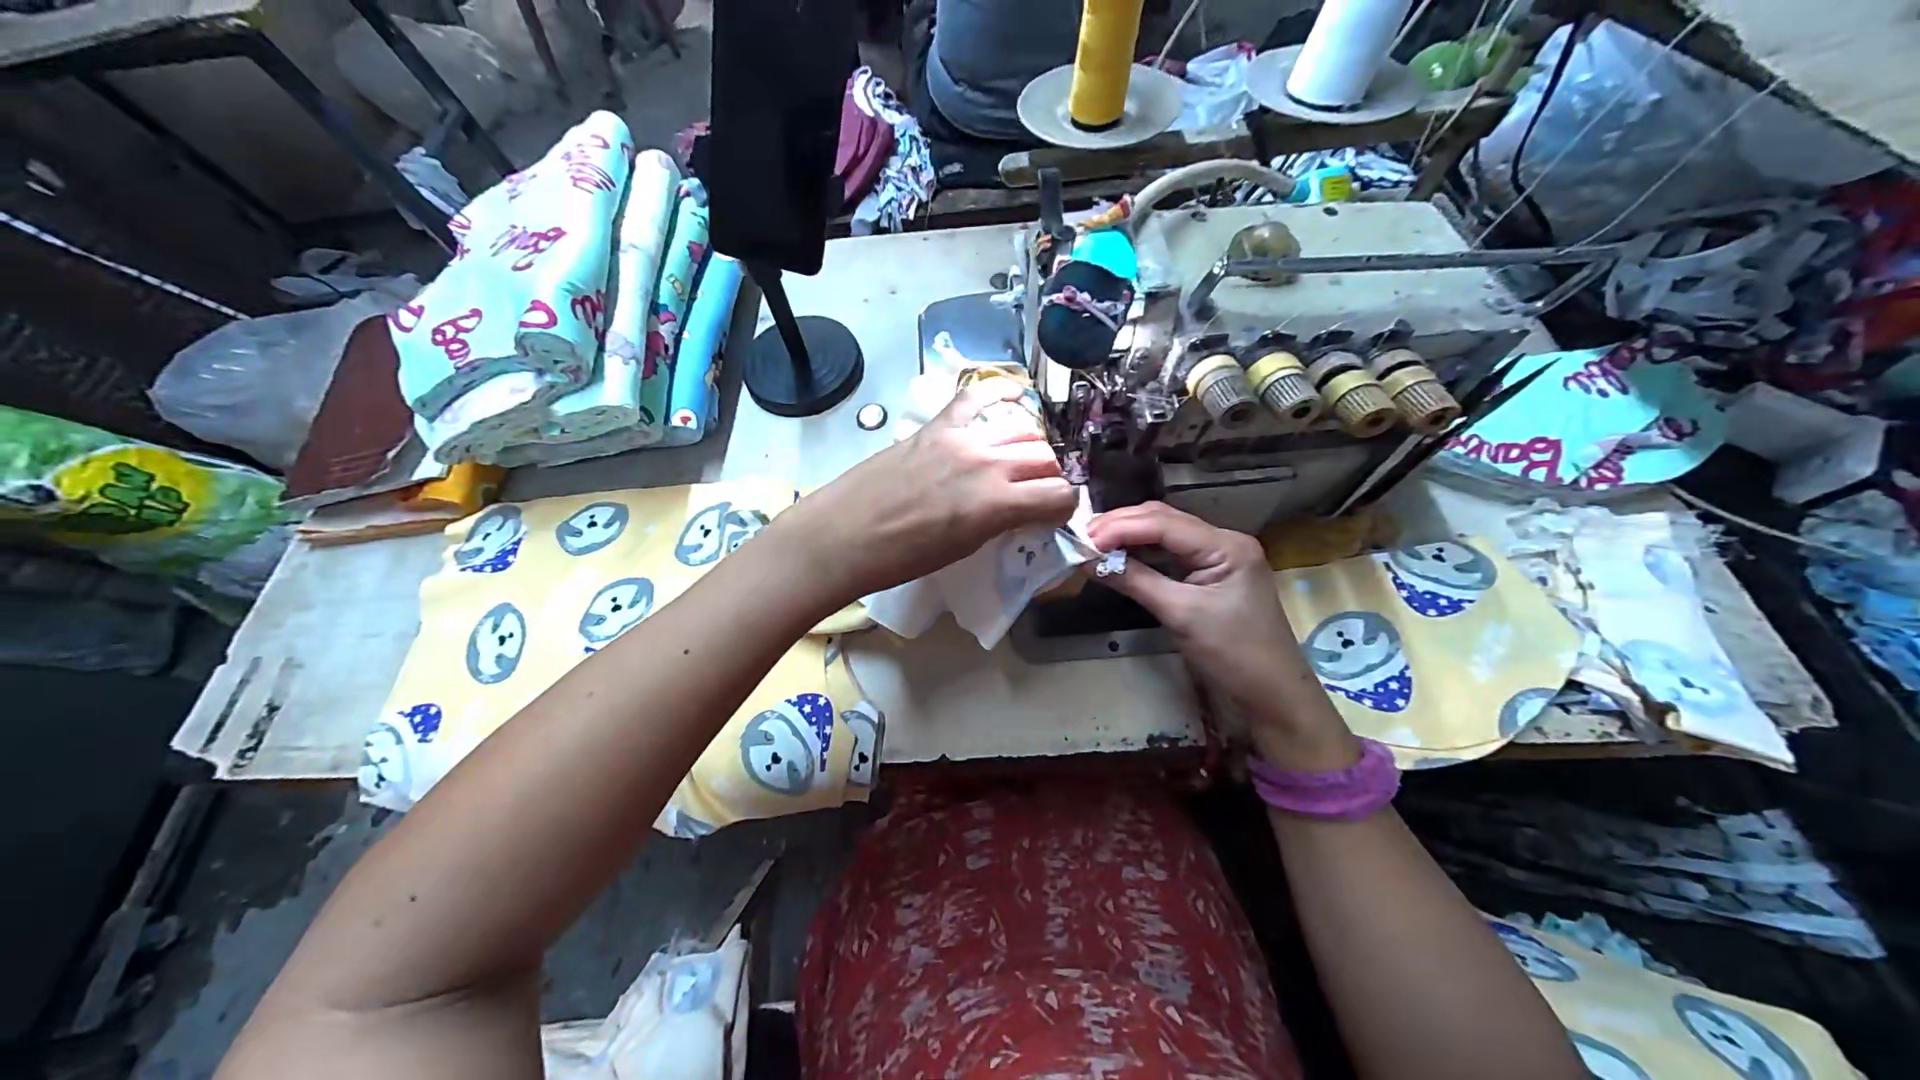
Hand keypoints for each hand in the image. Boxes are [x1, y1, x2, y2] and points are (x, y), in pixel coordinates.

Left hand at [776, 380, 1077, 602]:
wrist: (842, 537)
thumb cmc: (900, 559)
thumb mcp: (962, 549)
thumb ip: (997, 522)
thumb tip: (1016, 509)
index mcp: (996, 505)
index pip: (1059, 495)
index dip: (1065, 506)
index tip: (1054, 514)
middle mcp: (987, 464)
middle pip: (1044, 459)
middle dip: (1049, 477)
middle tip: (1035, 492)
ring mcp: (961, 440)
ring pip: (1020, 431)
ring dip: (1030, 447)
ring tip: (1020, 462)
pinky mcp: (935, 427)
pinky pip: (974, 398)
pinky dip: (998, 393)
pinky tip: (1013, 394)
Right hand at [1086, 502, 1356, 768]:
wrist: (1274, 696)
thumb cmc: (1234, 655)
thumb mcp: (1181, 615)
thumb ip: (1136, 581)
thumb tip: (1090, 561)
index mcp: (1226, 545)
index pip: (1163, 522)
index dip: (1120, 527)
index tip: (1083, 539)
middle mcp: (1224, 541)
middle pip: (1163, 520)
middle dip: (1121, 526)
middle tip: (1081, 539)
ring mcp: (1219, 558)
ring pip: (1165, 535)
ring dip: (1129, 537)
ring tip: (1092, 545)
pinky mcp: (1211, 576)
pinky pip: (1171, 554)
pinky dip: (1142, 554)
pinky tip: (1118, 557)